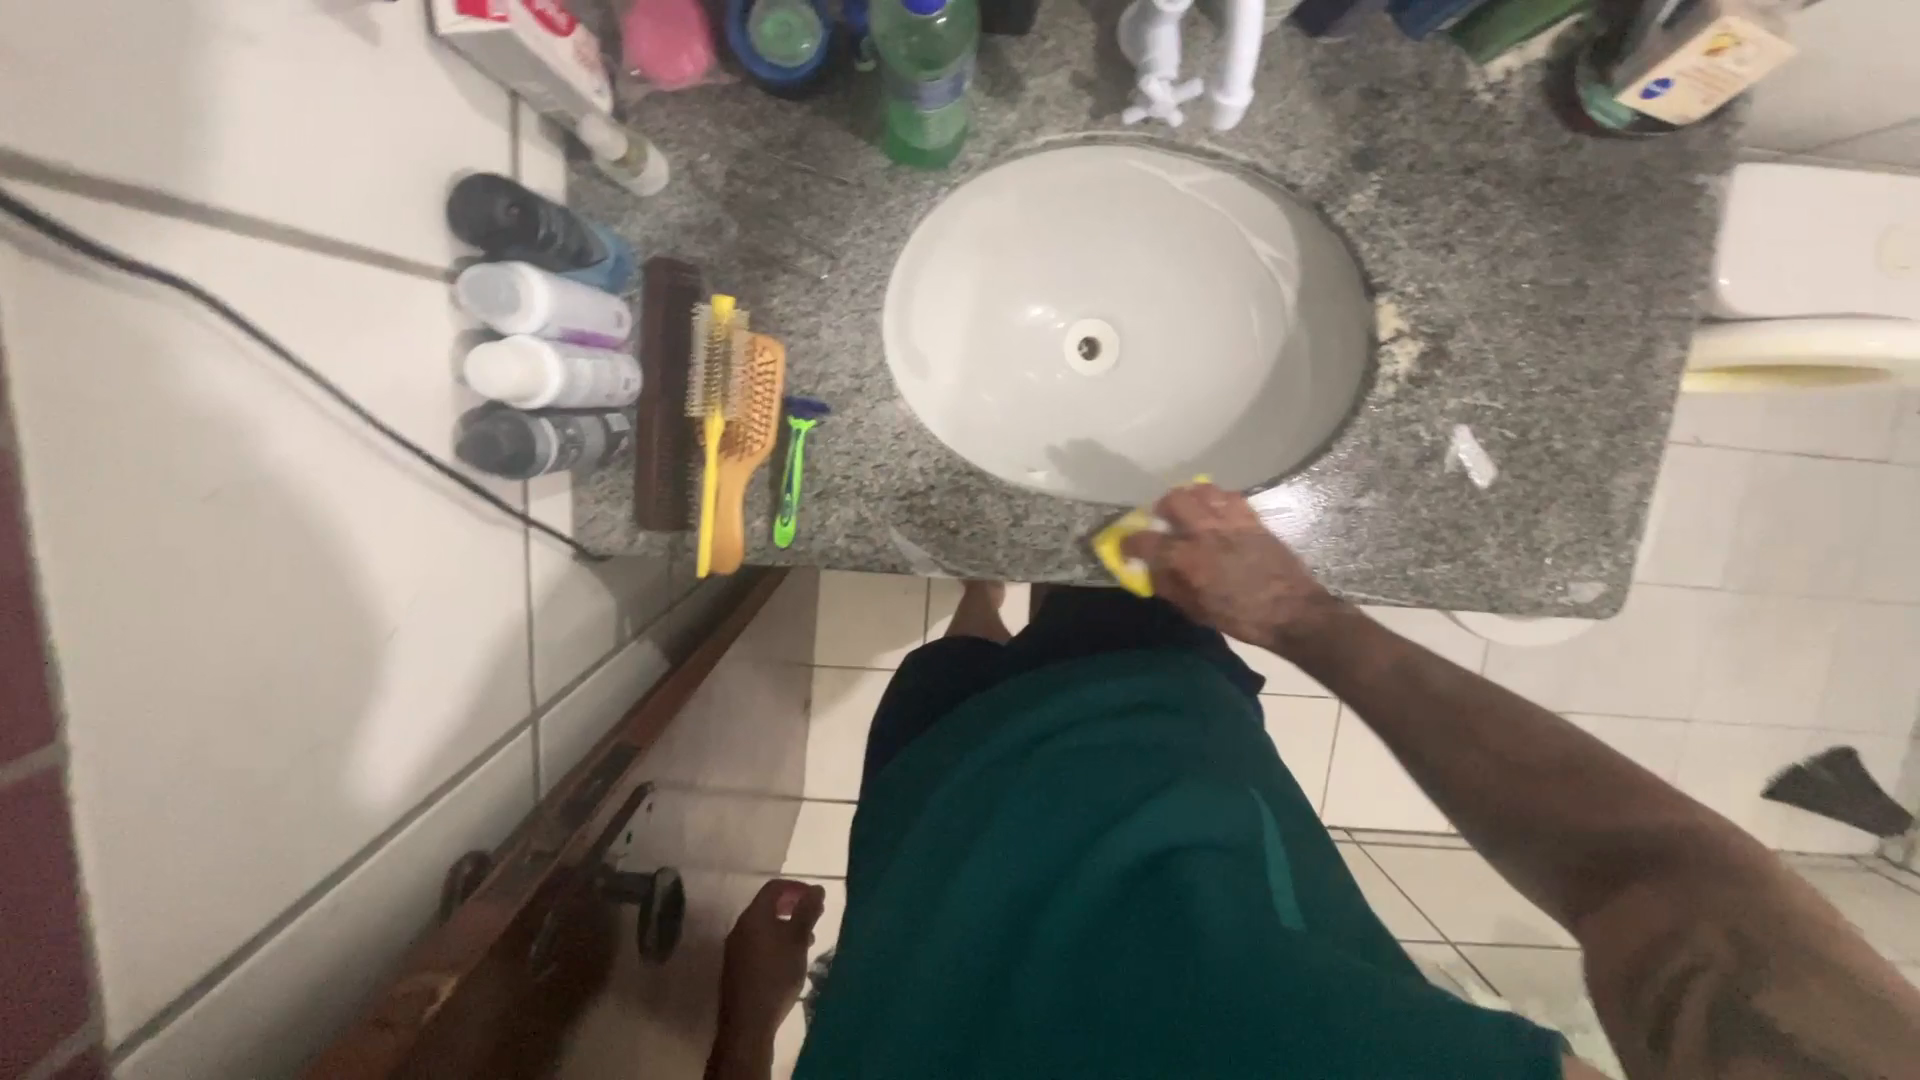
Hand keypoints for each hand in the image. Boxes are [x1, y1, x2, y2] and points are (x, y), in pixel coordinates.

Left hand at [717, 879, 826, 1038]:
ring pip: (764, 927)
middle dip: (793, 907)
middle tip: (814, 917)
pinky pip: (758, 944)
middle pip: (767, 906)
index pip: (774, 887)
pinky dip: (776, 942)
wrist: (747, 1024)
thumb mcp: (798, 940)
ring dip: (786, 927)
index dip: (797, 887)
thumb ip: (808, 911)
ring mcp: (735, 949)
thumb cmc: (776, 975)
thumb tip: (816, 889)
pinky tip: (789, 961)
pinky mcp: (736, 968)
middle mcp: (740, 927)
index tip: (816, 899)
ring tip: (807, 941)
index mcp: (754, 916)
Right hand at [1119, 483, 1337, 650]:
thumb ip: (1170, 587)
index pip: (1145, 541)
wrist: (1293, 612)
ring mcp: (1232, 522)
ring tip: (1189, 510)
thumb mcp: (1196, 611)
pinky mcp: (1253, 520)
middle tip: (1162, 521)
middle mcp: (1206, 532)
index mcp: (1188, 559)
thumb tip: (1152, 571)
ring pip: (1202, 490)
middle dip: (1161, 508)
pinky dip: (1217, 499)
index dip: (1128, 543)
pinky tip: (1217, 513)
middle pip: (1174, 500)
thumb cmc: (1242, 618)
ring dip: (1189, 497)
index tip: (1126, 548)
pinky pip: (1229, 496)